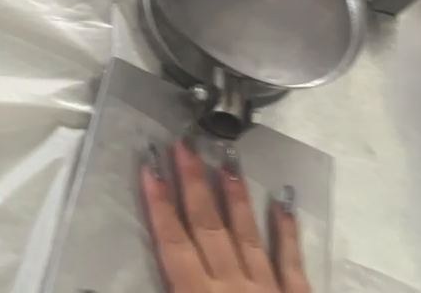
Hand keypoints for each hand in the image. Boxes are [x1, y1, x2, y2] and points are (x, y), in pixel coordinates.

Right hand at [141, 138, 310, 292]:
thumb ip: (166, 289)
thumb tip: (129, 272)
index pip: (173, 242)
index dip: (160, 202)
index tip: (150, 164)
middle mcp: (231, 285)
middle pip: (208, 226)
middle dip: (194, 182)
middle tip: (185, 143)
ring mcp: (267, 289)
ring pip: (247, 235)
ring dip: (235, 196)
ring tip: (227, 158)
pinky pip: (291, 264)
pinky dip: (287, 233)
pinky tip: (284, 203)